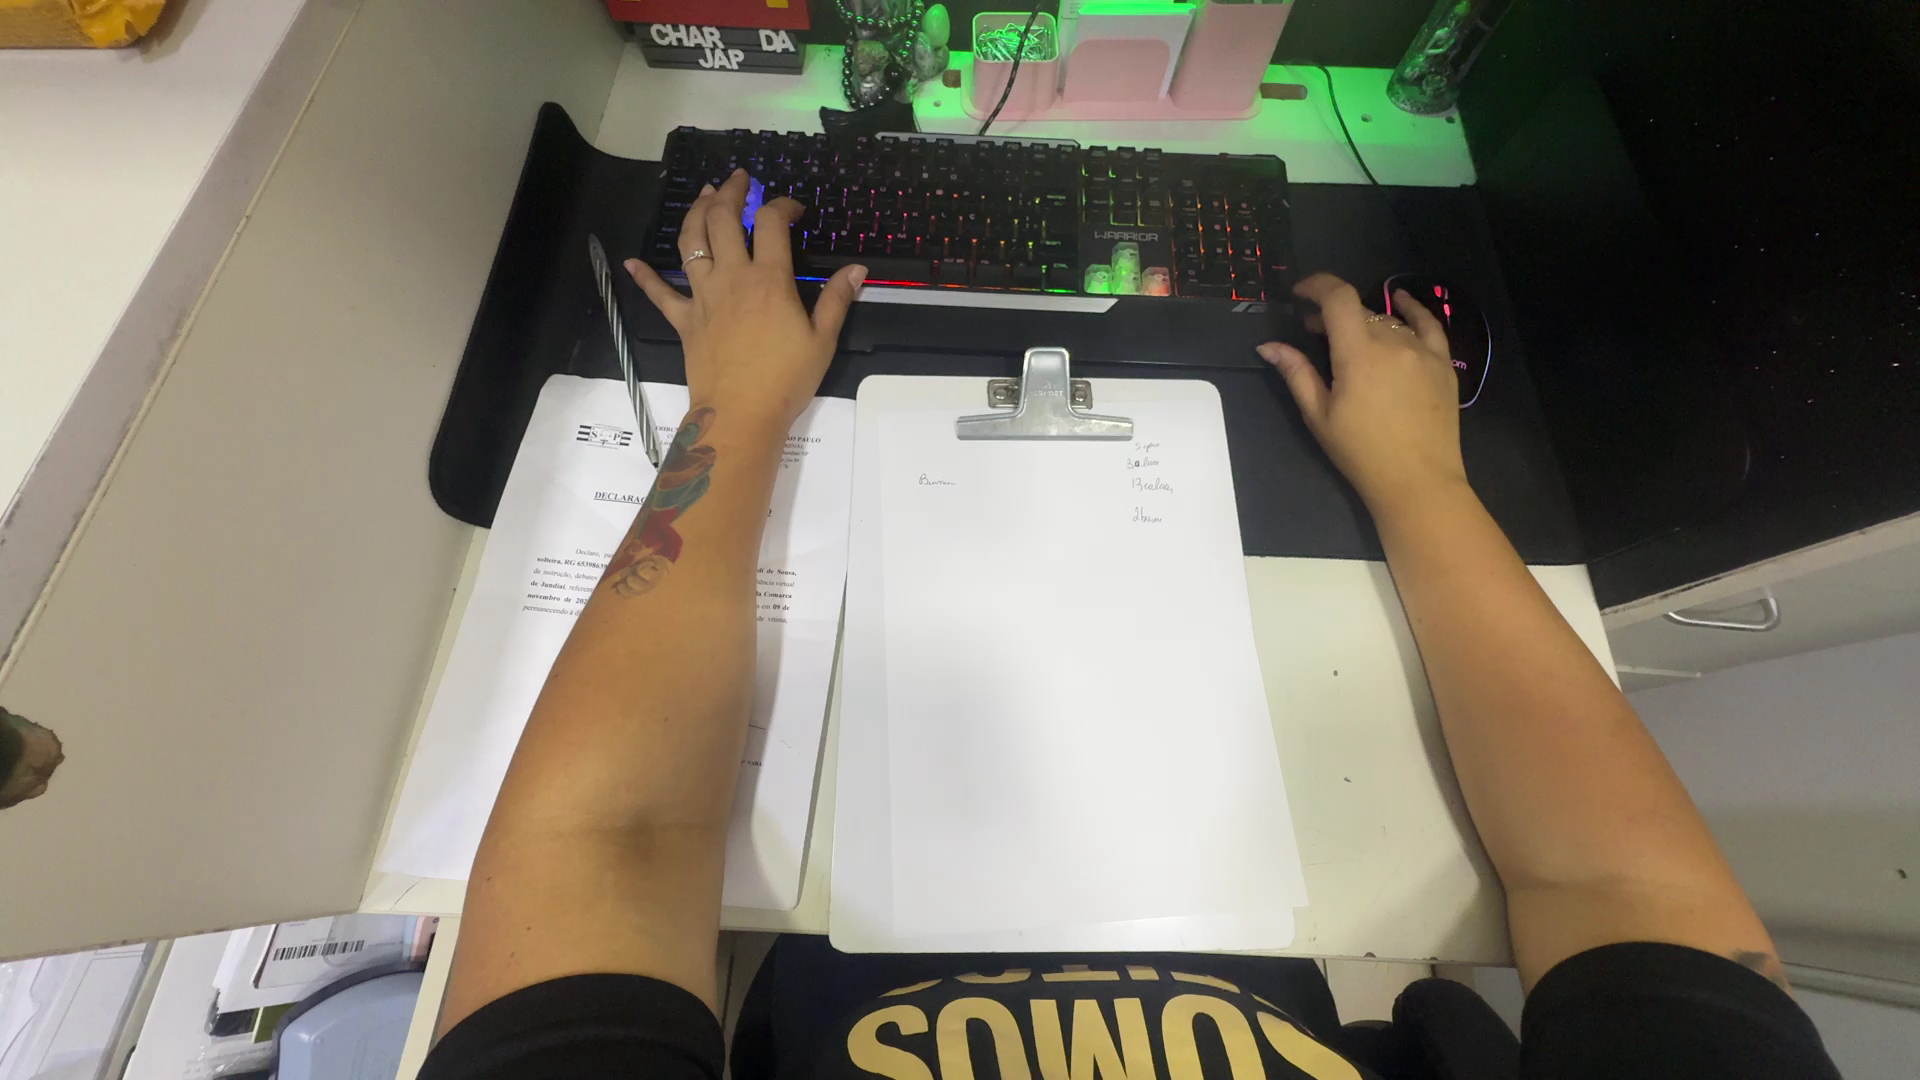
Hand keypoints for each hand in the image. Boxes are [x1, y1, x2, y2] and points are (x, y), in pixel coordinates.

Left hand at [626, 170, 865, 431]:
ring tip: (703, 196)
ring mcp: (703, 296)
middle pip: (723, 219)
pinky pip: (660, 294)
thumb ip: (836, 300)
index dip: (782, 205)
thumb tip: (857, 270)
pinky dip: (646, 277)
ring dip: (695, 212)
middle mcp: (732, 277)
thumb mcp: (823, 340)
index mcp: (769, 280)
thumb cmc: (787, 380)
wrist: (742, 413)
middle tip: (739, 180)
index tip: (793, 207)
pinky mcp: (684, 320)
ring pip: (691, 242)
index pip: (772, 223)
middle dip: (731, 192)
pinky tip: (632, 262)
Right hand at [1258, 273, 1465, 509]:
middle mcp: (1393, 342)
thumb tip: (1269, 346)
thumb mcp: (1318, 414)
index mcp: (1358, 354)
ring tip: (1346, 338)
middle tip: (1312, 331)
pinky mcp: (1442, 362)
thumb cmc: (1359, 450)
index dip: (1317, 286)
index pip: (1339, 299)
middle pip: (1359, 311)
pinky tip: (1402, 301)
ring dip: (1362, 321)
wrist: (1416, 478)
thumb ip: (1296, 373)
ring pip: (1387, 320)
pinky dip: (1412, 308)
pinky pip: (1429, 323)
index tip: (1299, 293)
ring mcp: (1422, 350)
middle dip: (1332, 314)